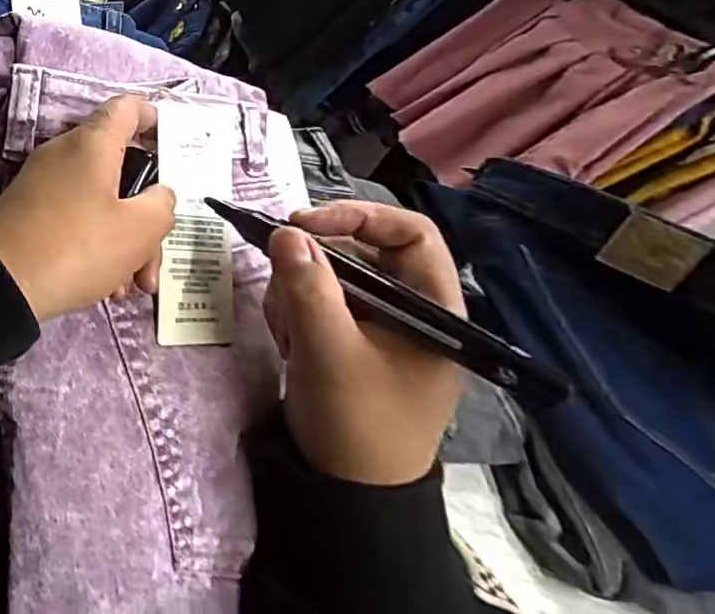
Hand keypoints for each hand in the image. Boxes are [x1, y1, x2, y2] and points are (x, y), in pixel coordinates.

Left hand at [0, 95, 175, 320]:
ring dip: (125, 237)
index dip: (155, 118)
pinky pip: (76, 216)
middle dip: (146, 211)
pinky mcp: (30, 212)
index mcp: (92, 144)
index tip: (172, 145)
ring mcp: (44, 183)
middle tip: (155, 252)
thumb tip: (159, 195)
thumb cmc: (76, 247)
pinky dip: (97, 242)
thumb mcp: (137, 231)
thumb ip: (162, 206)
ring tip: (132, 284)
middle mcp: (66, 153)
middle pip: (121, 166)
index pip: (128, 107)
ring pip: (102, 199)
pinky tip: (106, 285)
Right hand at [261, 201, 463, 484]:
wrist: (343, 498)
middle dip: (314, 266)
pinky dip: (294, 310)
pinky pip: (315, 295)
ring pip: (329, 270)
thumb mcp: (329, 353)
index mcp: (432, 307)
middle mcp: (407, 305)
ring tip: (289, 334)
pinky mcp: (347, 333)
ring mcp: (375, 320)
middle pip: (358, 248)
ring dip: (298, 292)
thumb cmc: (356, 427)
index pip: (409, 232)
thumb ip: (307, 288)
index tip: (303, 224)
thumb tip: (284, 232)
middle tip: (283, 288)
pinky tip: (289, 343)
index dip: (359, 215)